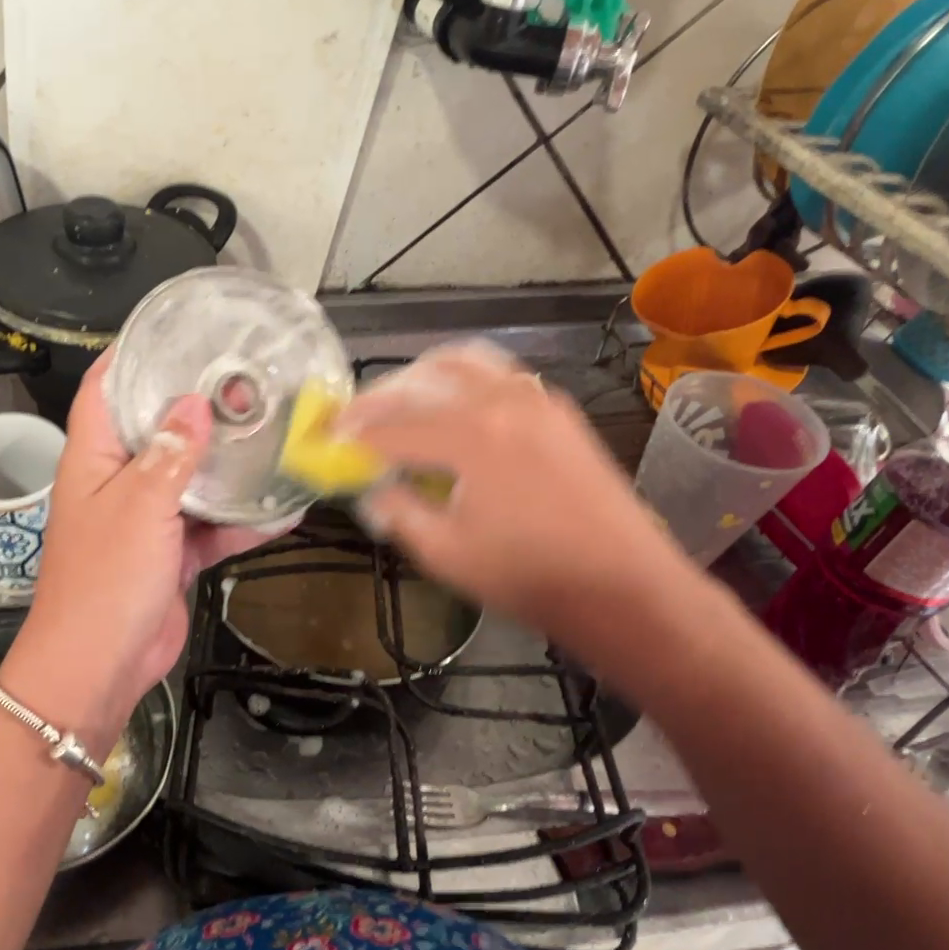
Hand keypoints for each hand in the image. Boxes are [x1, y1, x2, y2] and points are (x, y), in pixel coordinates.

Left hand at [11, 354, 285, 722]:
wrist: (99, 667)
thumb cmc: (104, 581)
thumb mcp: (139, 507)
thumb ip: (169, 454)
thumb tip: (193, 404)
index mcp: (94, 458)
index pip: (105, 389)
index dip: (130, 355)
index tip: (171, 330)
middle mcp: (118, 481)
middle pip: (156, 430)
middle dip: (196, 408)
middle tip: (244, 382)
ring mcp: (146, 520)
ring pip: (191, 479)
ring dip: (227, 466)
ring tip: (272, 435)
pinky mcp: (170, 555)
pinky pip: (210, 528)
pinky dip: (242, 523)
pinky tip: (283, 509)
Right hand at [339, 341, 697, 645]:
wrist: (624, 586)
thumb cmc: (530, 578)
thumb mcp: (447, 554)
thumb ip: (400, 513)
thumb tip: (374, 491)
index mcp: (471, 437)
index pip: (393, 427)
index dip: (352, 436)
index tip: (324, 441)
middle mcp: (502, 401)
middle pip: (422, 382)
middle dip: (378, 398)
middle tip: (351, 419)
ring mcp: (536, 399)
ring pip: (463, 362)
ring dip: (420, 375)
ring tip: (396, 397)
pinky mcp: (558, 410)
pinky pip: (499, 373)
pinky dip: (463, 378)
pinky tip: (452, 404)